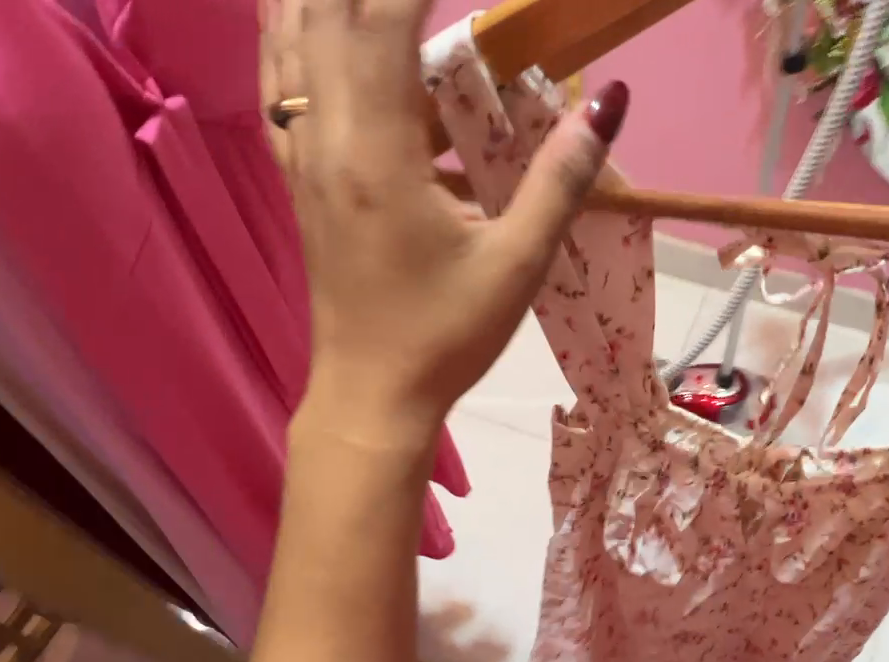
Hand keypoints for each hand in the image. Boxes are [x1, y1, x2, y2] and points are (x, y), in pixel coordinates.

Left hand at [264, 0, 627, 447]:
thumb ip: (559, 180)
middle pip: (320, 13)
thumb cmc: (445, 337)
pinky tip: (312, 26)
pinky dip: (293, 37)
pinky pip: (280, 86)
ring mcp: (302, 160)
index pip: (382, 20)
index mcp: (377, 153)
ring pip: (285, 41)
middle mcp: (325, 139)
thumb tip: (607, 102)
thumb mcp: (515, 266)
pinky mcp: (298, 183)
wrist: (372, 395)